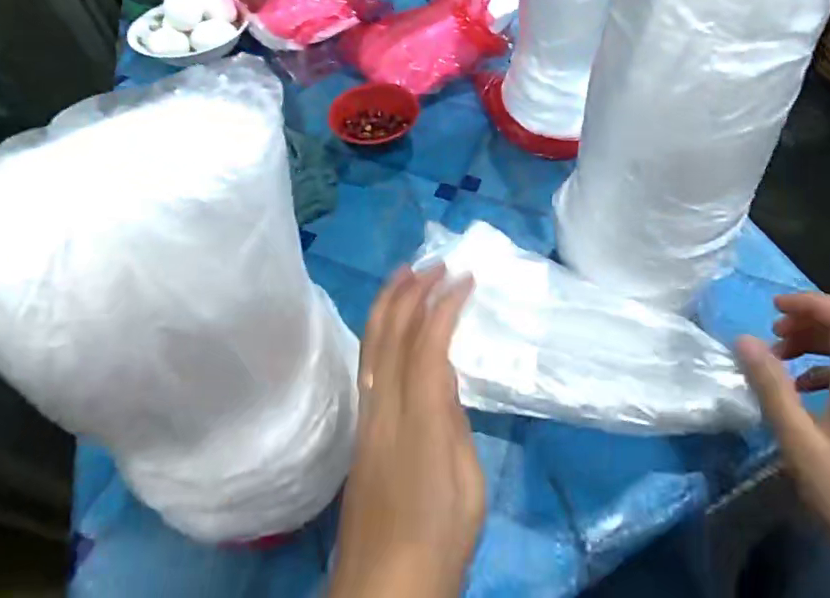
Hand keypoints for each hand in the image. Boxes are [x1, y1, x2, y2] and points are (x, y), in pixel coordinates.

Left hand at [329, 265, 481, 597]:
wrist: (381, 594)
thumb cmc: (439, 544)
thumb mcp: (469, 486)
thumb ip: (456, 425)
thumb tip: (446, 381)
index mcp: (419, 423)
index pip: (427, 346)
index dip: (444, 305)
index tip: (465, 278)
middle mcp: (384, 413)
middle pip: (389, 338)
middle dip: (410, 292)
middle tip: (434, 263)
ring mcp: (366, 424)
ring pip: (371, 349)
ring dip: (389, 306)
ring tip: (406, 276)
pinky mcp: (360, 436)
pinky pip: (370, 367)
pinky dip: (382, 333)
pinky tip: (394, 327)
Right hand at [737, 293, 829, 597]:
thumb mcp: (800, 443)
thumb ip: (772, 388)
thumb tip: (744, 340)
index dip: (812, 303)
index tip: (774, 308)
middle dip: (811, 320)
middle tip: (774, 331)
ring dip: (818, 344)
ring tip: (781, 358)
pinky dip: (828, 368)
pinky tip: (804, 392)